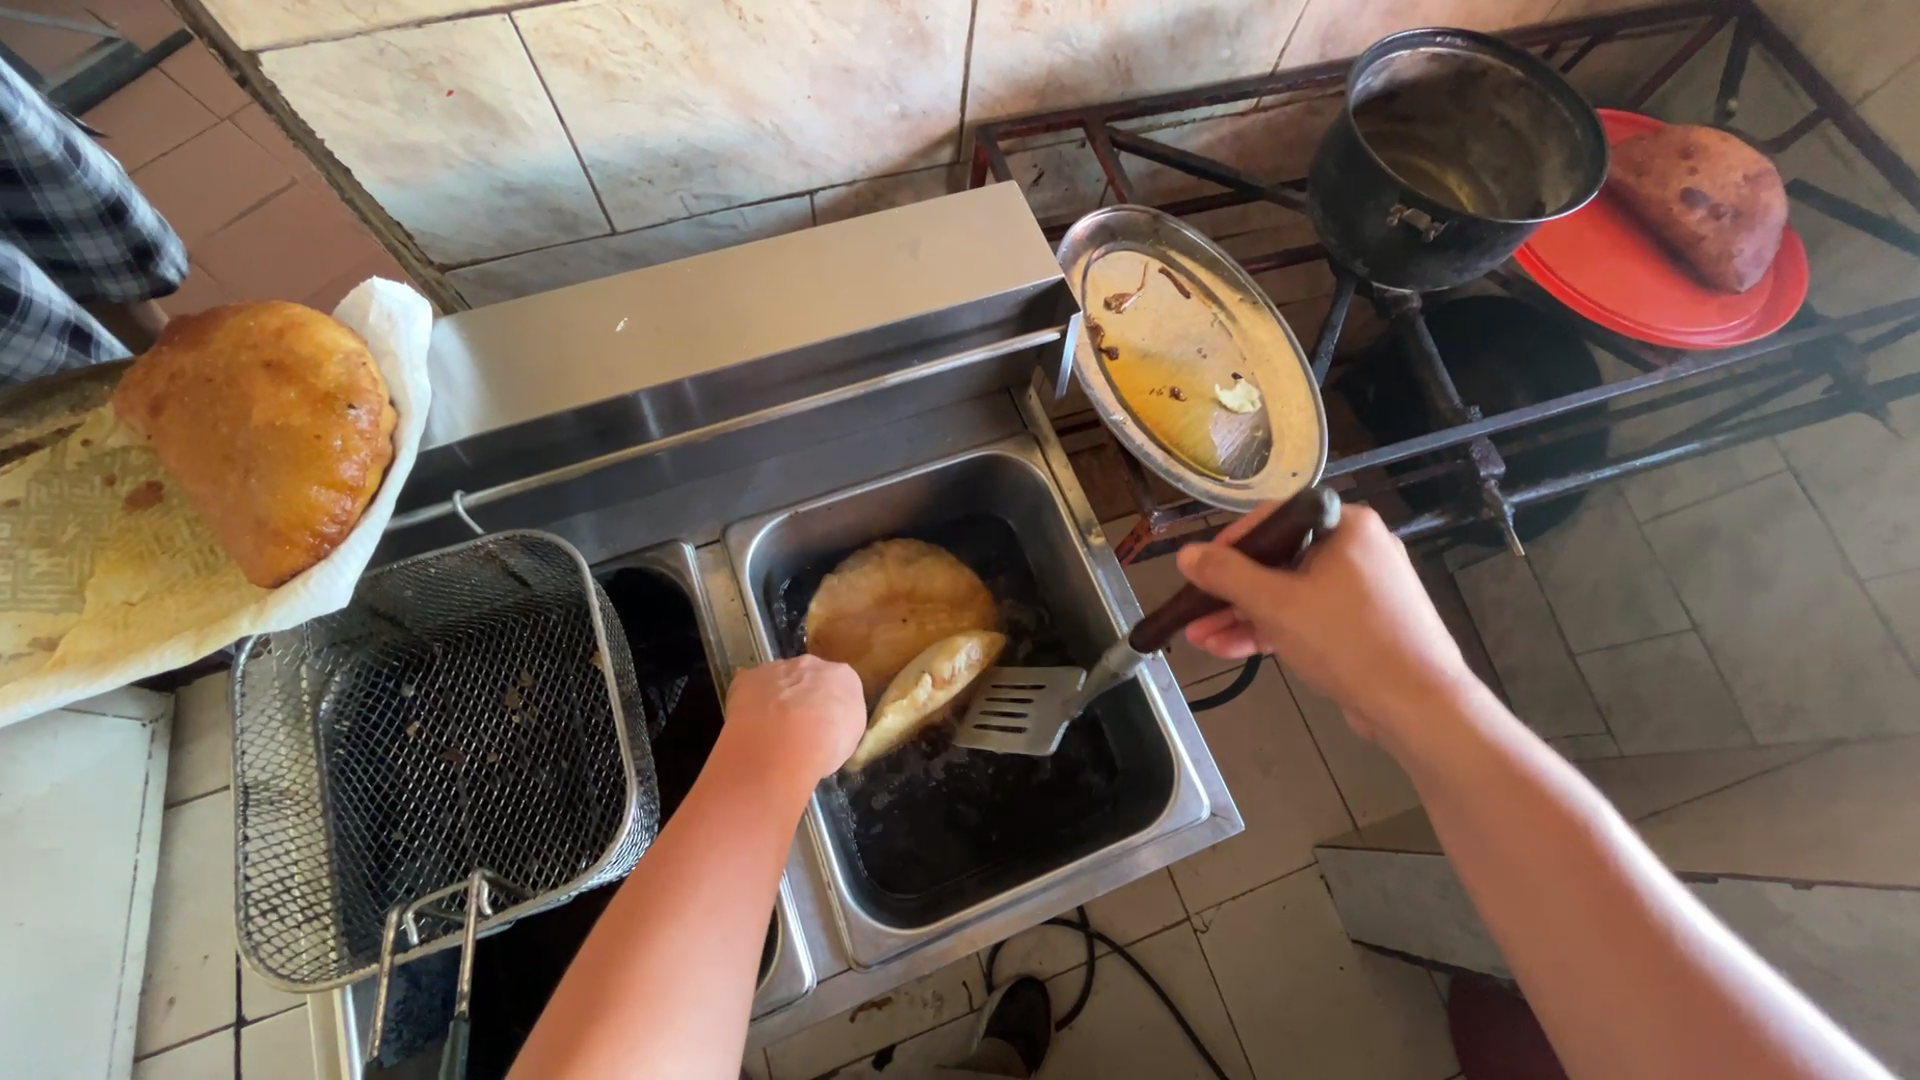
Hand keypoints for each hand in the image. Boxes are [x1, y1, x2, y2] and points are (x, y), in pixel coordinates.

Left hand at [719, 656, 866, 786]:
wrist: (786, 740)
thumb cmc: (829, 743)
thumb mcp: (850, 738)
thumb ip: (842, 723)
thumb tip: (831, 726)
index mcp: (842, 676)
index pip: (839, 686)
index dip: (829, 706)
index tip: (824, 725)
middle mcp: (811, 664)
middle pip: (807, 677)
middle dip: (802, 697)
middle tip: (797, 727)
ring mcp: (777, 668)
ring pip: (777, 681)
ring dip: (775, 700)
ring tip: (770, 732)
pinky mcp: (747, 678)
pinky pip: (748, 688)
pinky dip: (748, 703)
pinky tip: (748, 727)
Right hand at [1175, 501, 1471, 740]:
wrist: (1419, 706)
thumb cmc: (1346, 641)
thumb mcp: (1275, 603)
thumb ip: (1226, 575)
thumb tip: (1186, 554)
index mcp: (1345, 526)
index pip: (1272, 520)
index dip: (1228, 546)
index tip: (1198, 571)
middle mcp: (1356, 549)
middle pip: (1276, 560)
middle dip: (1228, 592)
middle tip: (1192, 611)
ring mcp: (1360, 589)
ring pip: (1286, 593)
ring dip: (1241, 615)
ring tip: (1198, 637)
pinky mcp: (1360, 624)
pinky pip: (1304, 616)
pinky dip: (1269, 629)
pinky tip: (1227, 647)